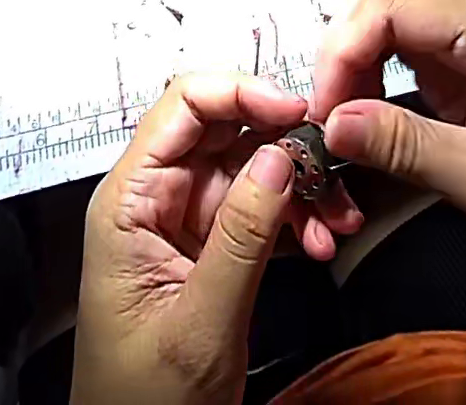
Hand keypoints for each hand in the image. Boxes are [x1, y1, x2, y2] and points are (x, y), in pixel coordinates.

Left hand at [73, 73, 361, 404]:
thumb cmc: (140, 401)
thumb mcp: (196, 324)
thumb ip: (239, 238)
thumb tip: (278, 158)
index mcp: (130, 197)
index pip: (182, 106)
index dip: (238, 92)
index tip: (291, 108)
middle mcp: (157, 192)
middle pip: (223, 128)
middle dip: (282, 138)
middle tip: (327, 162)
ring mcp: (188, 213)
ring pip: (251, 164)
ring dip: (299, 183)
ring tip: (335, 216)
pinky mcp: (214, 238)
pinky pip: (261, 204)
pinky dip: (296, 215)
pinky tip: (321, 239)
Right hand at [311, 0, 465, 284]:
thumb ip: (407, 146)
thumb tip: (330, 125)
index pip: (391, 6)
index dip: (345, 51)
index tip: (324, 109)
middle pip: (379, 1)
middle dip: (342, 52)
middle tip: (328, 112)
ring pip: (379, 21)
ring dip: (349, 63)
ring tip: (341, 115)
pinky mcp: (455, 64)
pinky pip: (391, 51)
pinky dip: (365, 77)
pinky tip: (361, 111)